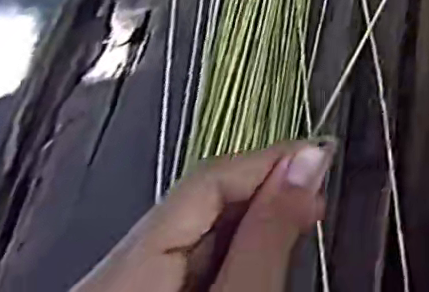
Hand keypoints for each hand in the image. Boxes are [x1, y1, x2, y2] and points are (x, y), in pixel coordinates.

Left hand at [74, 141, 330, 291]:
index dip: (272, 159)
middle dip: (264, 195)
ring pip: (188, 238)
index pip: (207, 178)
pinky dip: (223, 258)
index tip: (324, 161)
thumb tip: (314, 152)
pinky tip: (252, 265)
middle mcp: (103, 276)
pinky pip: (175, 268)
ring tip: (294, 233)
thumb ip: (270, 230)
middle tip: (316, 203)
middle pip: (195, 206)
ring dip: (248, 227)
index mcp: (123, 268)